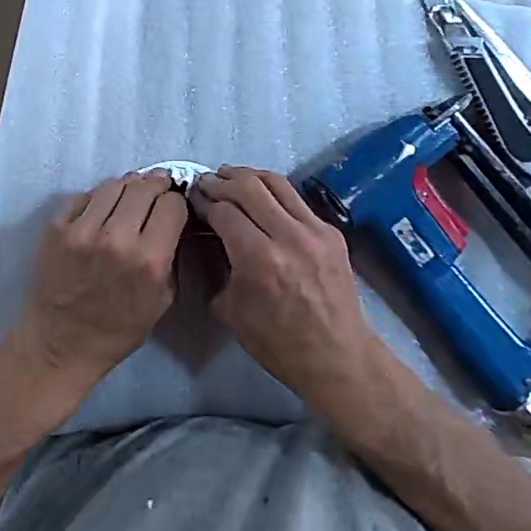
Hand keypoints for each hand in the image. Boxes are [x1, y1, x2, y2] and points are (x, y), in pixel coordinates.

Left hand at [14, 172, 187, 386]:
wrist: (61, 344)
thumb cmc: (119, 328)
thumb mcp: (164, 298)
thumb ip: (172, 253)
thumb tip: (175, 217)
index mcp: (149, 260)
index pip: (172, 204)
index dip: (176, 203)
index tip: (173, 208)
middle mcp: (117, 239)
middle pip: (145, 187)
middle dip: (156, 187)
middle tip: (157, 190)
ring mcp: (83, 231)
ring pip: (115, 184)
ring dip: (129, 186)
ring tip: (132, 194)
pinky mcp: (57, 228)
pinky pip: (85, 195)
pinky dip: (100, 197)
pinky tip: (104, 208)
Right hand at [194, 167, 388, 414]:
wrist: (336, 356)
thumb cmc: (278, 343)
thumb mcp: (230, 311)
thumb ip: (216, 267)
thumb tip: (205, 236)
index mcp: (259, 260)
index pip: (224, 212)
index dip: (204, 201)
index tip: (193, 197)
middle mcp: (288, 236)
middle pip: (248, 187)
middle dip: (221, 181)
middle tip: (206, 181)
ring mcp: (315, 230)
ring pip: (276, 183)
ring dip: (248, 175)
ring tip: (230, 174)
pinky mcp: (331, 231)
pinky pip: (297, 199)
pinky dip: (273, 190)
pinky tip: (261, 193)